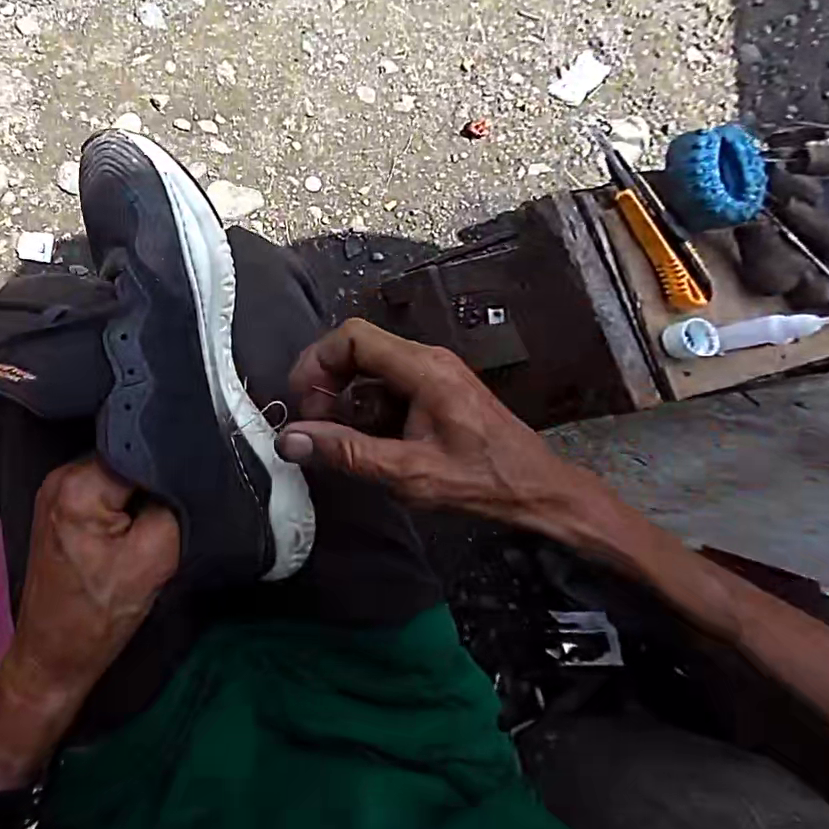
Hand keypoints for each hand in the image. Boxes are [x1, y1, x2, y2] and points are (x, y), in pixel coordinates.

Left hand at [0, 460, 178, 787]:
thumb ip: (175, 506)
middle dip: (155, 477)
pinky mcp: (60, 504)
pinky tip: (132, 525)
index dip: (171, 464)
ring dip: (140, 491)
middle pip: (127, 454)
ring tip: (152, 519)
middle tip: (172, 507)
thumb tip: (186, 474)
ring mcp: (56, 489)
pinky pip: (105, 486)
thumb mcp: (155, 560)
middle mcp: (60, 475)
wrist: (54, 654)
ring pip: (118, 470)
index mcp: (79, 485)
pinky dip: (124, 501)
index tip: (190, 482)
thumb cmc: (97, 616)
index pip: (140, 446)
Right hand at [275, 318, 608, 537]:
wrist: (536, 491)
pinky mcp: (431, 391)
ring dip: (342, 400)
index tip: (302, 401)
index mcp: (423, 369)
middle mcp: (425, 361)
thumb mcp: (407, 473)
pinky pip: (382, 387)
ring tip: (339, 438)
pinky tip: (367, 441)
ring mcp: (430, 374)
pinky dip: (363, 410)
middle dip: (325, 383)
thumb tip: (291, 439)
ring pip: (366, 370)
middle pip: (355, 349)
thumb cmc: (481, 481)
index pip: (352, 337)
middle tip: (315, 423)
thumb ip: (346, 452)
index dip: (316, 363)